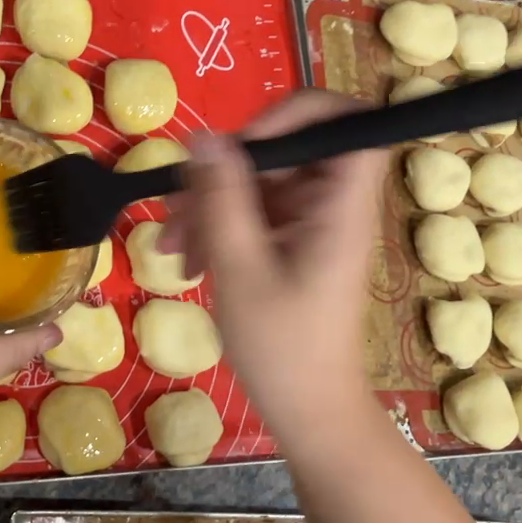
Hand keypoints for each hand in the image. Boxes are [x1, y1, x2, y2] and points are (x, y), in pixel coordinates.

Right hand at [159, 89, 388, 443]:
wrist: (307, 410)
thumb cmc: (283, 348)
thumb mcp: (241, 270)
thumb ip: (222, 199)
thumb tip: (204, 136)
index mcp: (341, 205)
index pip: (348, 121)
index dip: (301, 113)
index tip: (247, 141)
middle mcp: (330, 204)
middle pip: (284, 151)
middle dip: (223, 174)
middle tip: (179, 209)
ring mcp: (309, 223)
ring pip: (257, 183)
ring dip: (208, 206)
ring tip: (173, 249)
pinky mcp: (288, 242)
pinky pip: (249, 213)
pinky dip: (215, 229)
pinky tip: (187, 262)